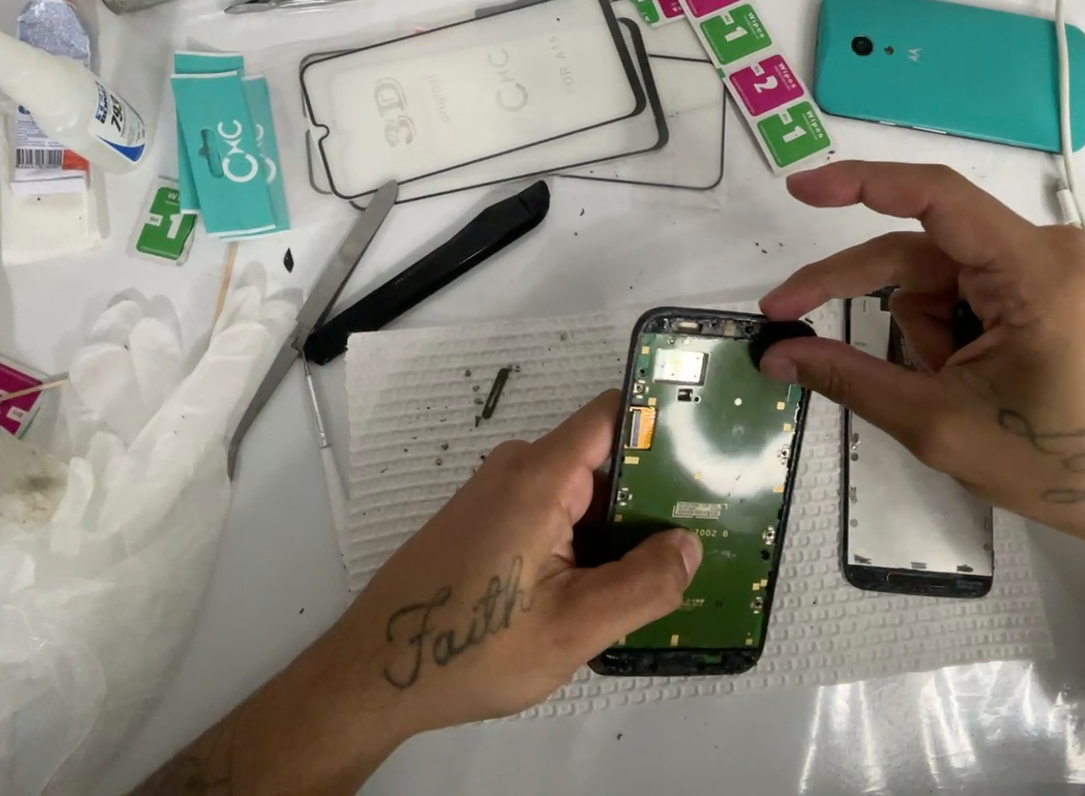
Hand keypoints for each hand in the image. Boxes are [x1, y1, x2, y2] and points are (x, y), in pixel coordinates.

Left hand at [246, 393, 700, 765]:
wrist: (374, 671)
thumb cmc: (472, 646)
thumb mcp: (572, 628)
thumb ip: (642, 584)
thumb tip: (689, 544)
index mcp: (540, 475)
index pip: (612, 413)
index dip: (661, 421)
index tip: (710, 447)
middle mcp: (519, 468)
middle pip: (602, 457)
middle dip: (650, 491)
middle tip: (699, 531)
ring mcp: (499, 492)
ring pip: (579, 490)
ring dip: (618, 523)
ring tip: (661, 566)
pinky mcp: (488, 518)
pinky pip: (552, 509)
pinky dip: (584, 536)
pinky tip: (604, 582)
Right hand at [758, 161, 1084, 576]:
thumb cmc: (1065, 468)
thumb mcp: (939, 425)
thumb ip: (848, 379)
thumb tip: (773, 354)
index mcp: (1032, 270)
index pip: (933, 196)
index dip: (857, 182)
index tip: (798, 189)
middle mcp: (1043, 253)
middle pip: (916, 255)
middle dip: (855, 293)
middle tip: (785, 321)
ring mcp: (1050, 272)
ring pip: (937, 284)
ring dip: (919, 337)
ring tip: (949, 393)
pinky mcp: (1049, 294)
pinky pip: (965, 297)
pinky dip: (945, 337)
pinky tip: (970, 384)